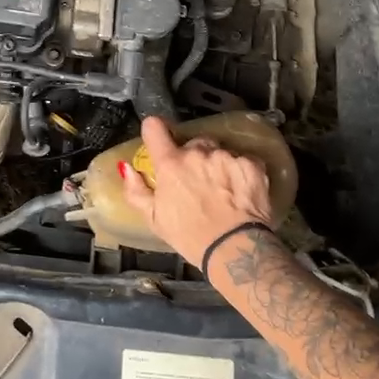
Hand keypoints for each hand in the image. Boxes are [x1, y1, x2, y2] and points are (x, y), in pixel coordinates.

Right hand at [119, 116, 273, 267]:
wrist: (236, 250)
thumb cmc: (190, 236)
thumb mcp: (154, 219)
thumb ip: (135, 190)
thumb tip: (127, 168)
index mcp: (171, 163)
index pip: (154, 127)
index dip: (155, 131)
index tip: (160, 139)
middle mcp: (198, 152)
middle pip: (193, 142)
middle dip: (194, 157)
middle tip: (198, 181)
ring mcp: (226, 156)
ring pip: (219, 151)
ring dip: (218, 164)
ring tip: (222, 190)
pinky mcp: (251, 164)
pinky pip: (243, 159)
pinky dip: (241, 172)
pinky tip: (240, 191)